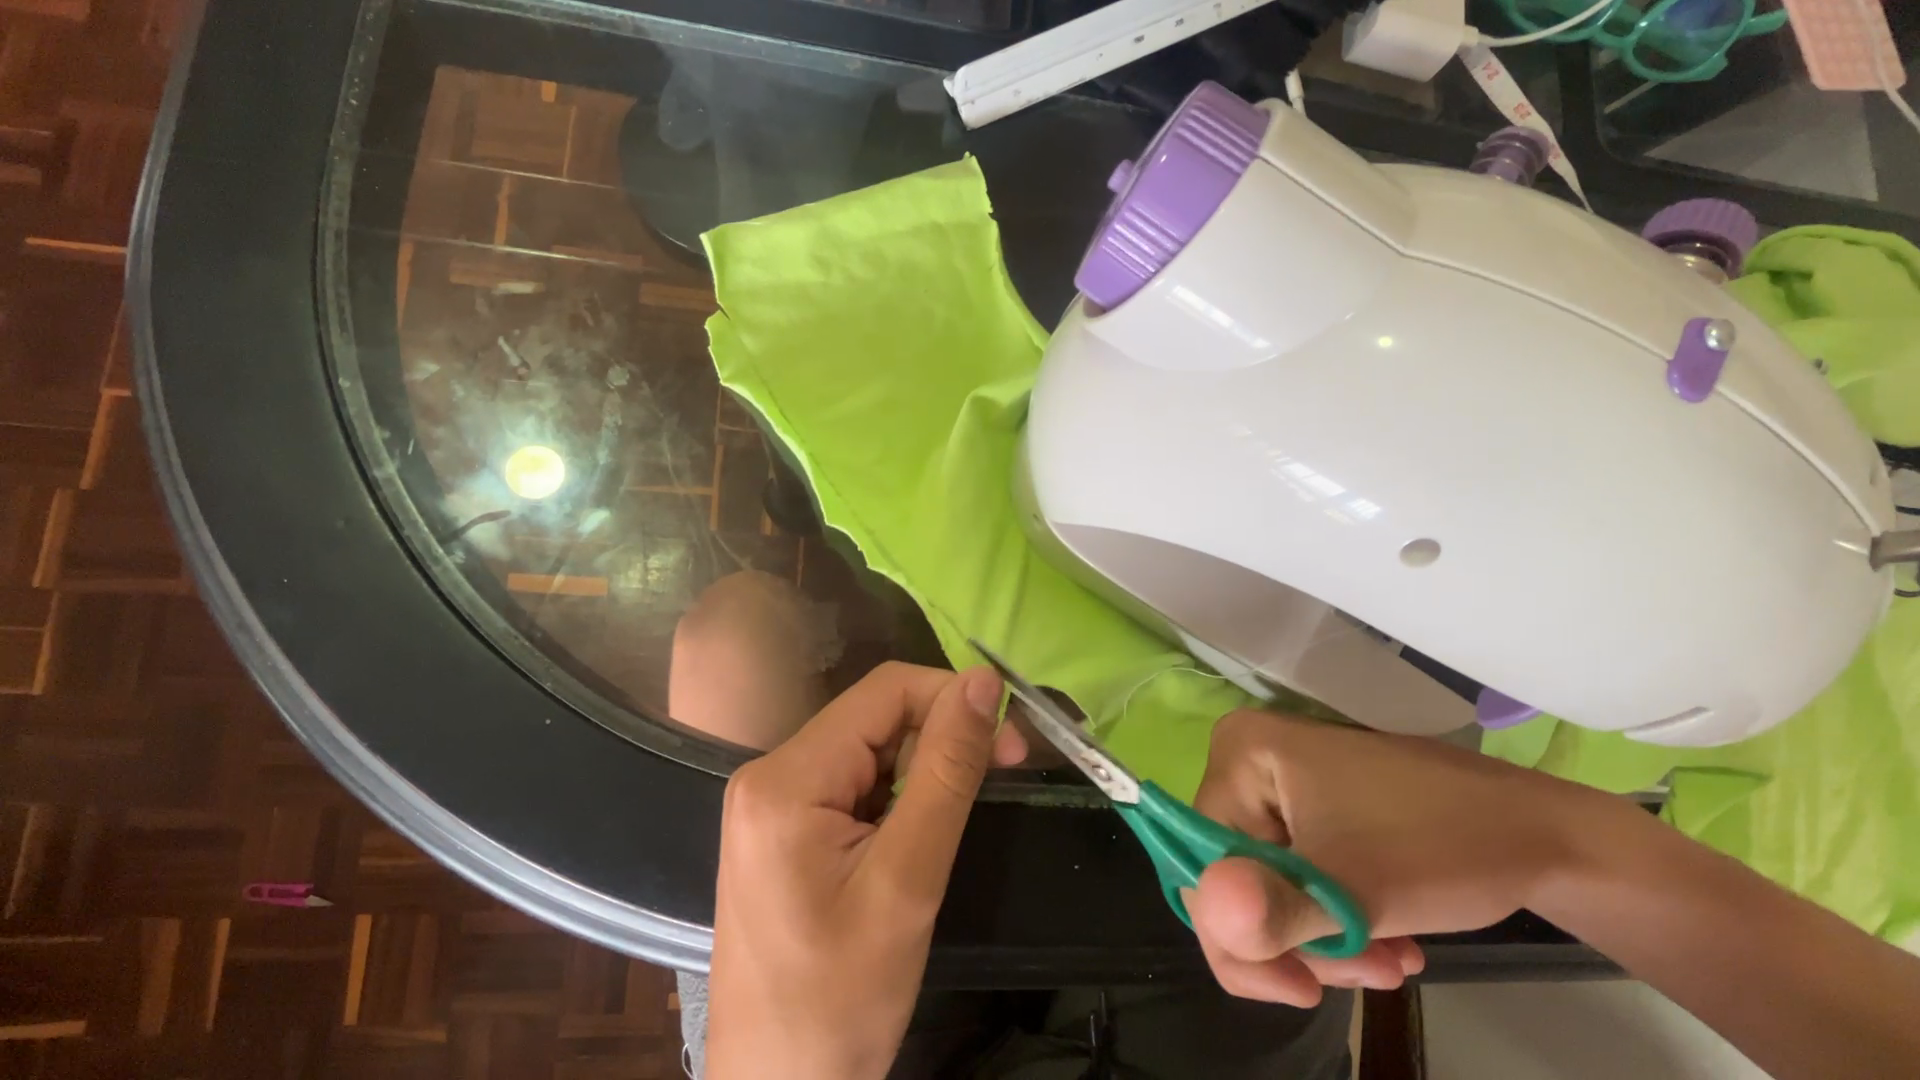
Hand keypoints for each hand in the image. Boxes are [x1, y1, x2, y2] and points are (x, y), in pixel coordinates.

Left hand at [704, 663, 1026, 1079]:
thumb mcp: (907, 881)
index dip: (953, 698)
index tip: (1012, 738)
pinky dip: (896, 799)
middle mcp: (768, 775)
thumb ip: (946, 773)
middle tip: (1008, 771)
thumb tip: (980, 682)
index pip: (884, 692)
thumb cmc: (842, 997)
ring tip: (959, 821)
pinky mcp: (782, 834)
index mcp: (785, 778)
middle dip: (943, 737)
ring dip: (924, 770)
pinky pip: (850, 789)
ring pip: (867, 754)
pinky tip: (919, 836)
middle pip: (874, 720)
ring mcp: (770, 806)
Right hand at [1187, 709, 1601, 1004]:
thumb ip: (1279, 909)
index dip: (1236, 934)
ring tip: (1389, 961)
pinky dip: (1333, 918)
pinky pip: (1294, 874)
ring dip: (1321, 939)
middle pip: (1232, 877)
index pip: (1197, 861)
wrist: (1549, 836)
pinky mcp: (1313, 804)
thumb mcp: (1357, 891)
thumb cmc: (1446, 848)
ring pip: (1265, 885)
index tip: (1302, 986)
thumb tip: (1212, 910)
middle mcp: (1247, 759)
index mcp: (1241, 755)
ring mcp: (1281, 781)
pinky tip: (1387, 943)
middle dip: (1294, 940)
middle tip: (1361, 973)